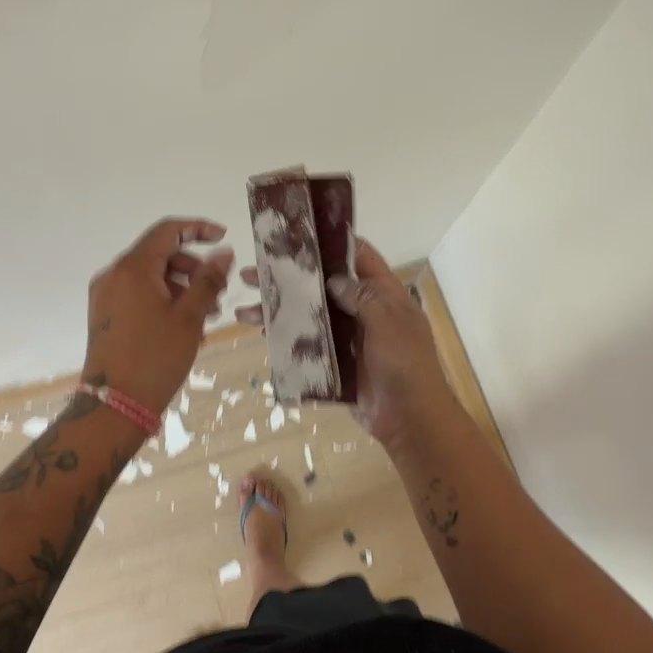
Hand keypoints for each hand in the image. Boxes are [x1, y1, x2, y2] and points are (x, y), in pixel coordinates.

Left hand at [84, 218, 233, 415]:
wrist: (116, 404)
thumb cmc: (156, 357)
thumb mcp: (190, 317)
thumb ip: (208, 280)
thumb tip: (223, 252)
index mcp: (132, 268)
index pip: (167, 232)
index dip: (198, 229)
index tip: (223, 238)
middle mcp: (113, 275)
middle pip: (159, 255)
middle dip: (192, 267)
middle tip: (218, 292)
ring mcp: (105, 296)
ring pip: (149, 277)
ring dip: (180, 287)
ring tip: (206, 316)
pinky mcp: (104, 315)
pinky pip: (138, 296)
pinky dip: (162, 301)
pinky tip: (184, 328)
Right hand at [236, 237, 452, 446]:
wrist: (410, 418)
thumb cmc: (405, 364)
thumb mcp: (387, 321)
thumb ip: (361, 296)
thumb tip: (333, 279)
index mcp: (384, 294)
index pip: (358, 257)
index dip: (331, 242)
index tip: (297, 233)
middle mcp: (363, 311)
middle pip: (322, 285)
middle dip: (289, 278)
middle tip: (251, 272)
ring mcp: (348, 338)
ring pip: (308, 316)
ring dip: (278, 311)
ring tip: (243, 310)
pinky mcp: (335, 363)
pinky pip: (307, 345)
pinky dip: (285, 338)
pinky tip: (260, 334)